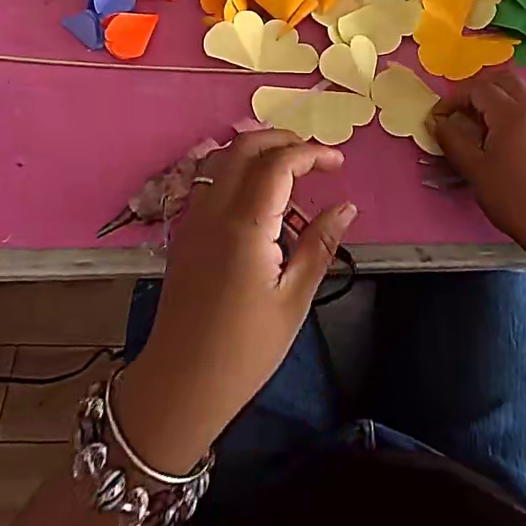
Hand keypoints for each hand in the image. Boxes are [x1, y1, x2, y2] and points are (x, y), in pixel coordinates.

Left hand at [116, 131, 355, 472]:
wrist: (179, 385)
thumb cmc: (245, 349)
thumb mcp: (294, 298)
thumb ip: (320, 244)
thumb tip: (345, 207)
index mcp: (244, 226)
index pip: (278, 164)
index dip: (311, 153)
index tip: (338, 163)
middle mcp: (213, 211)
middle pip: (243, 146)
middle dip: (282, 140)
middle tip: (314, 158)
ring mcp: (193, 220)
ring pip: (222, 160)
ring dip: (258, 153)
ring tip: (292, 179)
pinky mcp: (185, 234)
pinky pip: (211, 183)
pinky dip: (239, 174)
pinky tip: (262, 205)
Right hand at [432, 70, 525, 320]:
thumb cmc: (515, 199)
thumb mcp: (475, 171)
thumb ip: (453, 141)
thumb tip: (438, 121)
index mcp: (509, 112)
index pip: (477, 89)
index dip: (453, 99)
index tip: (438, 118)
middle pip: (504, 79)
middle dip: (479, 89)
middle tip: (462, 113)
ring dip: (504, 93)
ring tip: (489, 116)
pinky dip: (523, 104)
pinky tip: (513, 131)